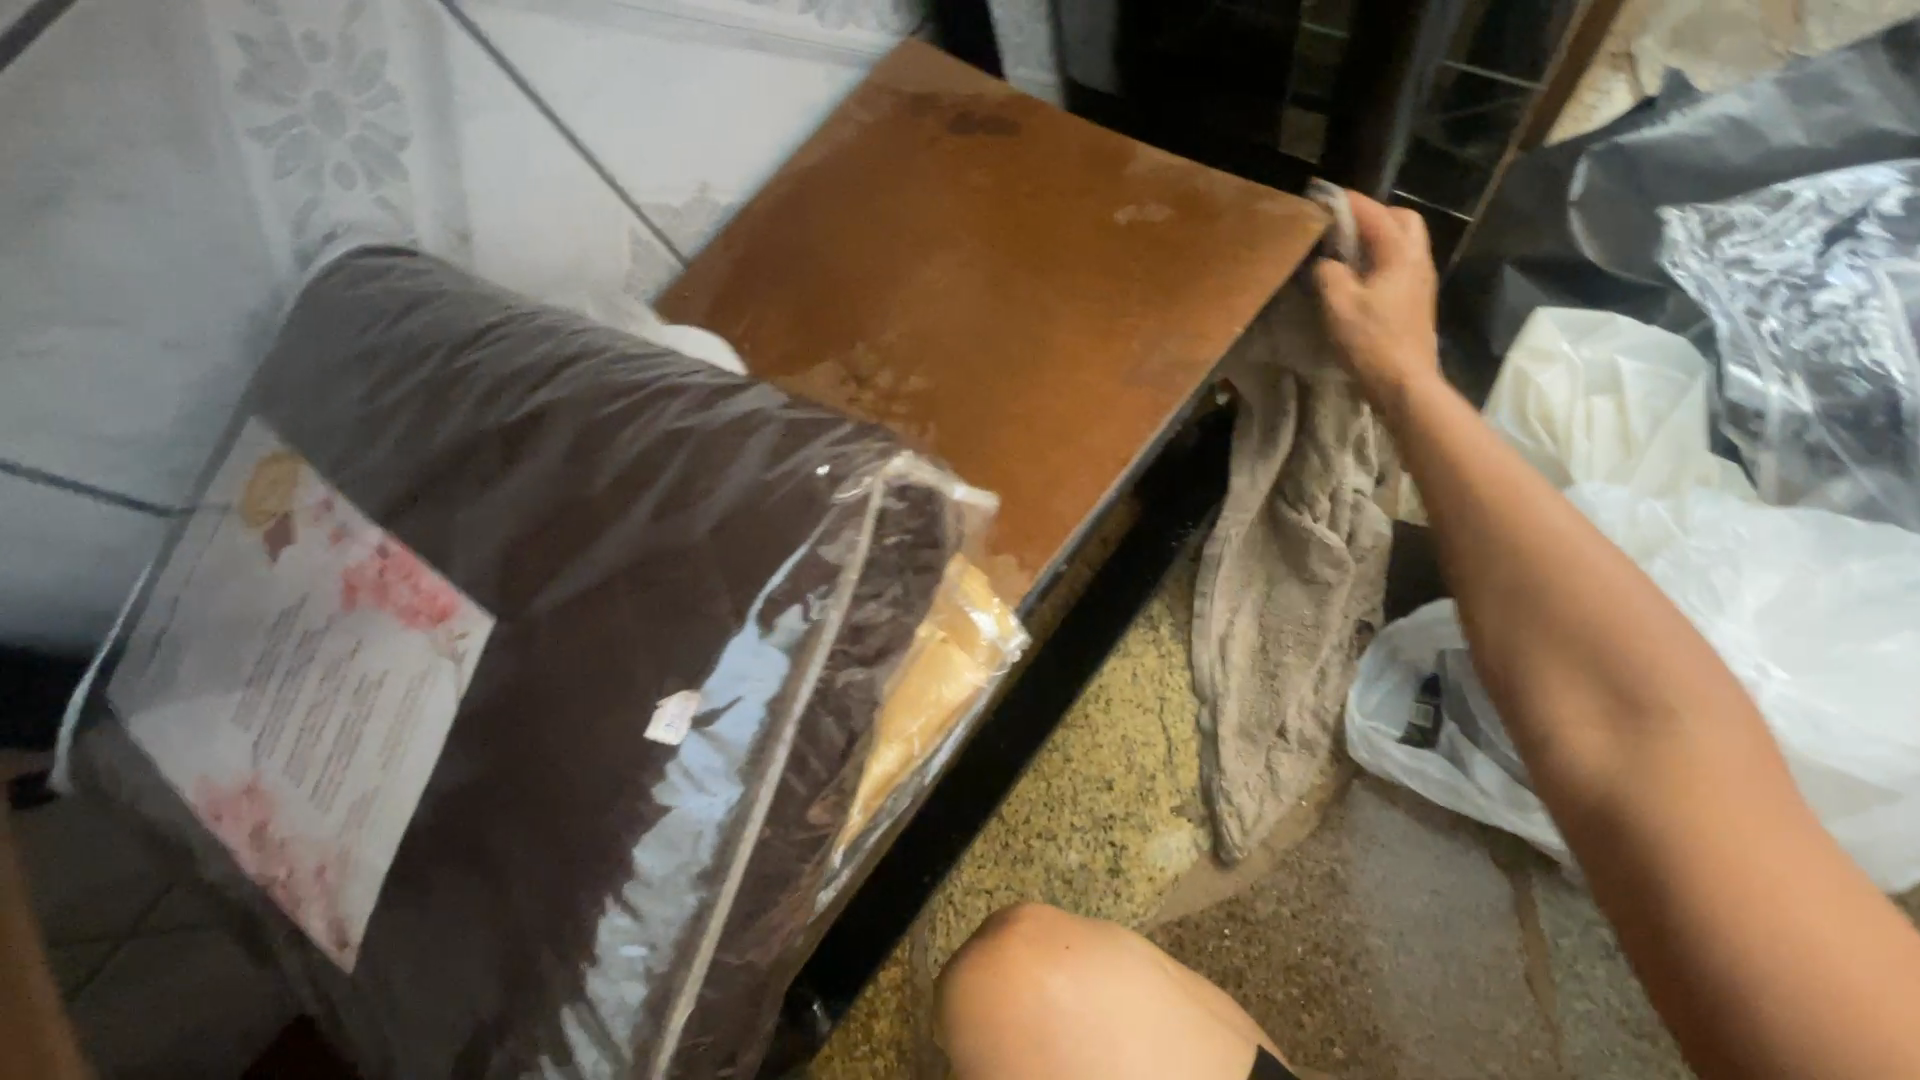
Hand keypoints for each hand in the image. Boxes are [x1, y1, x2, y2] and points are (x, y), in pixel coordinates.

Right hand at [1314, 191, 1440, 410]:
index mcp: (1399, 254)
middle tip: (1344, 226)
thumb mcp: (1338, 304)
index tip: (1325, 196)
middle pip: (1403, 220)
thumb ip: (1329, 273)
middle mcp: (1417, 260)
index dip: (1350, 202)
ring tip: (1348, 251)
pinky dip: (1382, 259)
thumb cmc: (1371, 340)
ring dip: (1379, 239)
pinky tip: (1360, 277)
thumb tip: (1327, 264)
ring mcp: (1421, 281)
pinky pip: (1401, 265)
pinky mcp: (1417, 300)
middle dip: (1375, 215)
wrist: (1403, 381)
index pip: (1375, 214)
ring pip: (1405, 243)